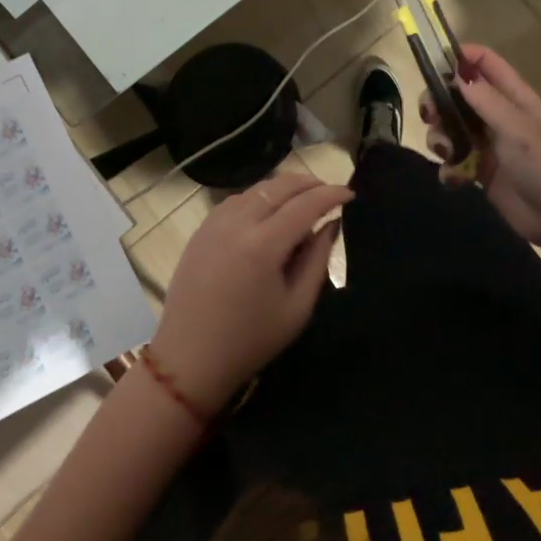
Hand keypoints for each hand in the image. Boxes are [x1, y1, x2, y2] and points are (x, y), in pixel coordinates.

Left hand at [148, 174, 349, 412]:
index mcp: (264, 245)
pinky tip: (268, 212)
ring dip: (284, 188)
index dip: (332, 194)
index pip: (306, 204)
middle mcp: (238, 224)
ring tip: (303, 201)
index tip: (351, 193)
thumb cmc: (250, 340)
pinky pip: (236, 200)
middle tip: (330, 193)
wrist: (189, 358)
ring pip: (257, 189)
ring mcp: (215, 224)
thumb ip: (317, 260)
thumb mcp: (297, 307)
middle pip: (280, 186)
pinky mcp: (201, 230)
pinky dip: (259, 197)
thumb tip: (330, 224)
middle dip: (310, 183)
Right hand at [423, 46, 540, 244]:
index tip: (432, 63)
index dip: (461, 56)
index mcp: (516, 99)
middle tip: (427, 114)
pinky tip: (454, 178)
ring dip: (441, 136)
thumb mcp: (519, 129)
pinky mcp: (481, 172)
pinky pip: (455, 161)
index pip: (487, 64)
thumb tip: (457, 75)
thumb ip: (487, 101)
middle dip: (439, 101)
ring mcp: (490, 145)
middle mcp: (500, 117)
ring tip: (445, 152)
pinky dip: (449, 168)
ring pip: (452, 128)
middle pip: (461, 96)